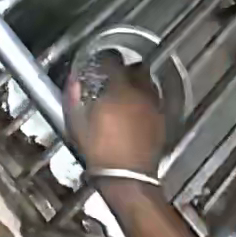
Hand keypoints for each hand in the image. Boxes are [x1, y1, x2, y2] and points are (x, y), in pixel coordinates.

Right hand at [66, 49, 166, 186]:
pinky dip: (144, 98)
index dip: (105, 59)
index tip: (98, 61)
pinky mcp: (161, 121)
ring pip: (148, 84)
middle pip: (136, 69)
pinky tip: (134, 107)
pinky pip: (154, 100)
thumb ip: (74, 95)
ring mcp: (153, 108)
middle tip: (112, 74)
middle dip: (125, 68)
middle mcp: (139, 95)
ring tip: (124, 90)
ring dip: (137, 82)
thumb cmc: (98, 148)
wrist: (126, 177)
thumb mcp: (76, 121)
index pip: (113, 62)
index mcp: (118, 90)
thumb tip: (74, 79)